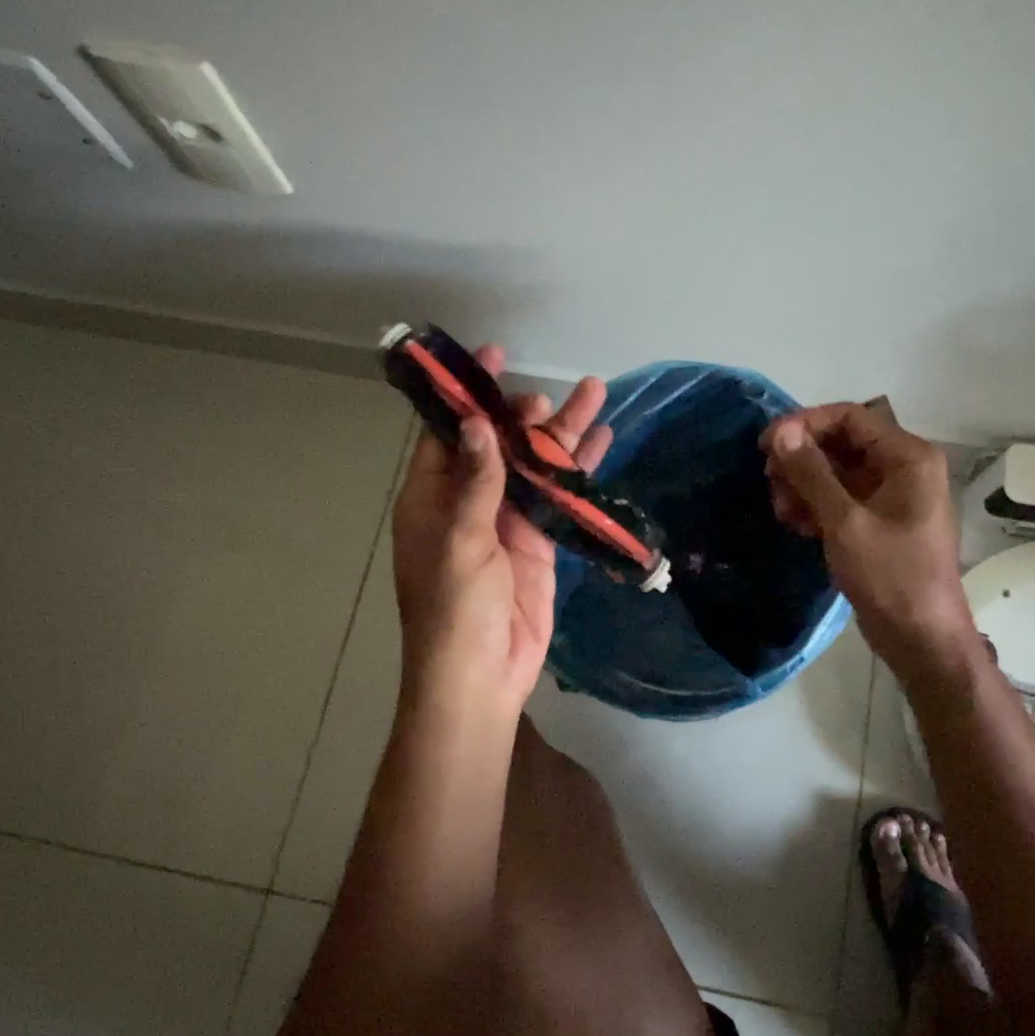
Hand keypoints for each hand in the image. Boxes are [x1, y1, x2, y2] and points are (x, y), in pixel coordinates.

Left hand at [391, 345, 612, 716]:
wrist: (481, 678)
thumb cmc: (454, 611)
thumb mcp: (459, 542)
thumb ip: (475, 483)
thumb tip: (476, 423)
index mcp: (432, 497)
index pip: (448, 432)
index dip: (468, 395)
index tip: (492, 357)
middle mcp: (469, 502)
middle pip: (500, 444)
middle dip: (525, 415)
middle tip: (552, 396)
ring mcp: (508, 522)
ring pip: (537, 466)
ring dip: (563, 434)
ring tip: (595, 393)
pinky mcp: (540, 543)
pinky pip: (560, 498)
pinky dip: (579, 472)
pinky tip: (602, 443)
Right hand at [761, 402, 977, 672]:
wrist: (921, 639)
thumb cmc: (891, 577)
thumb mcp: (845, 523)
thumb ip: (812, 474)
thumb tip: (780, 433)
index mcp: (909, 457)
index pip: (850, 418)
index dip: (805, 424)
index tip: (765, 445)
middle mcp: (904, 468)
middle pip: (841, 444)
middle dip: (801, 460)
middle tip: (770, 484)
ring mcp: (892, 496)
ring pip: (836, 473)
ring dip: (803, 486)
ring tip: (781, 512)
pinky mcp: (878, 522)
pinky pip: (841, 499)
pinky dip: (816, 506)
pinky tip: (795, 525)